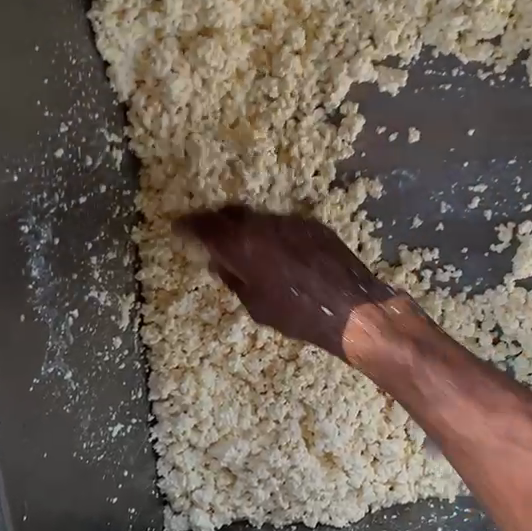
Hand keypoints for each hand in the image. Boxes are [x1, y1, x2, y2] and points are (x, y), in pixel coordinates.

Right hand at [176, 205, 398, 357]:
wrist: (353, 310)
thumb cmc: (299, 316)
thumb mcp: (256, 306)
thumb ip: (234, 279)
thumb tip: (220, 264)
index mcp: (242, 245)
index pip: (205, 227)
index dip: (188, 227)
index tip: (179, 228)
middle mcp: (264, 224)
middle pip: (231, 214)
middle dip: (216, 223)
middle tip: (208, 235)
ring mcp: (291, 221)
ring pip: (258, 218)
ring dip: (246, 228)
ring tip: (244, 247)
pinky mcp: (314, 224)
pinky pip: (283, 225)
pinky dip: (273, 234)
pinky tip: (277, 252)